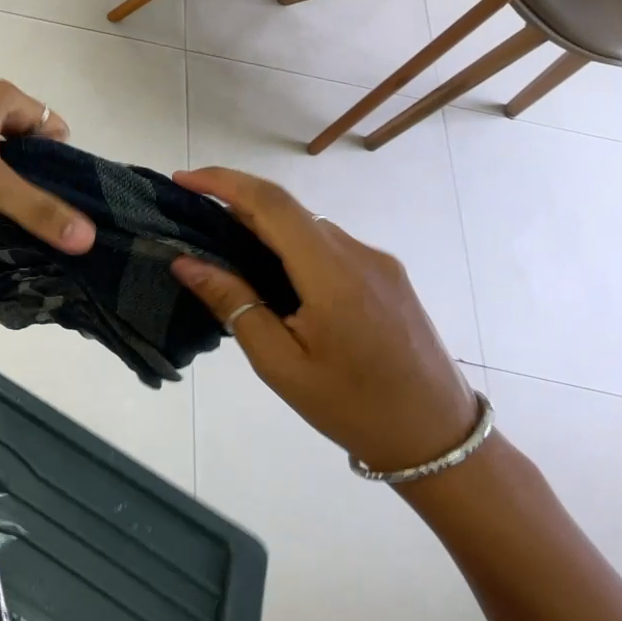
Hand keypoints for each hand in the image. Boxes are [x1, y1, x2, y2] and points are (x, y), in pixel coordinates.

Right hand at [168, 167, 477, 474]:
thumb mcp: (278, 362)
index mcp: (333, 275)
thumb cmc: (351, 405)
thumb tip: (185, 261)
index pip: (271, 204)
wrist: (440, 439)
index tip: (181, 180)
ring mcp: (379, 265)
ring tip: (217, 250)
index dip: (222, 182)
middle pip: (287, 211)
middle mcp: (360, 256)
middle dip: (233, 203)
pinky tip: (265, 274)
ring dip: (260, 227)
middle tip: (186, 219)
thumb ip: (233, 304)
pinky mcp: (387, 279)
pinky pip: (326, 246)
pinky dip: (286, 246)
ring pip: (307, 228)